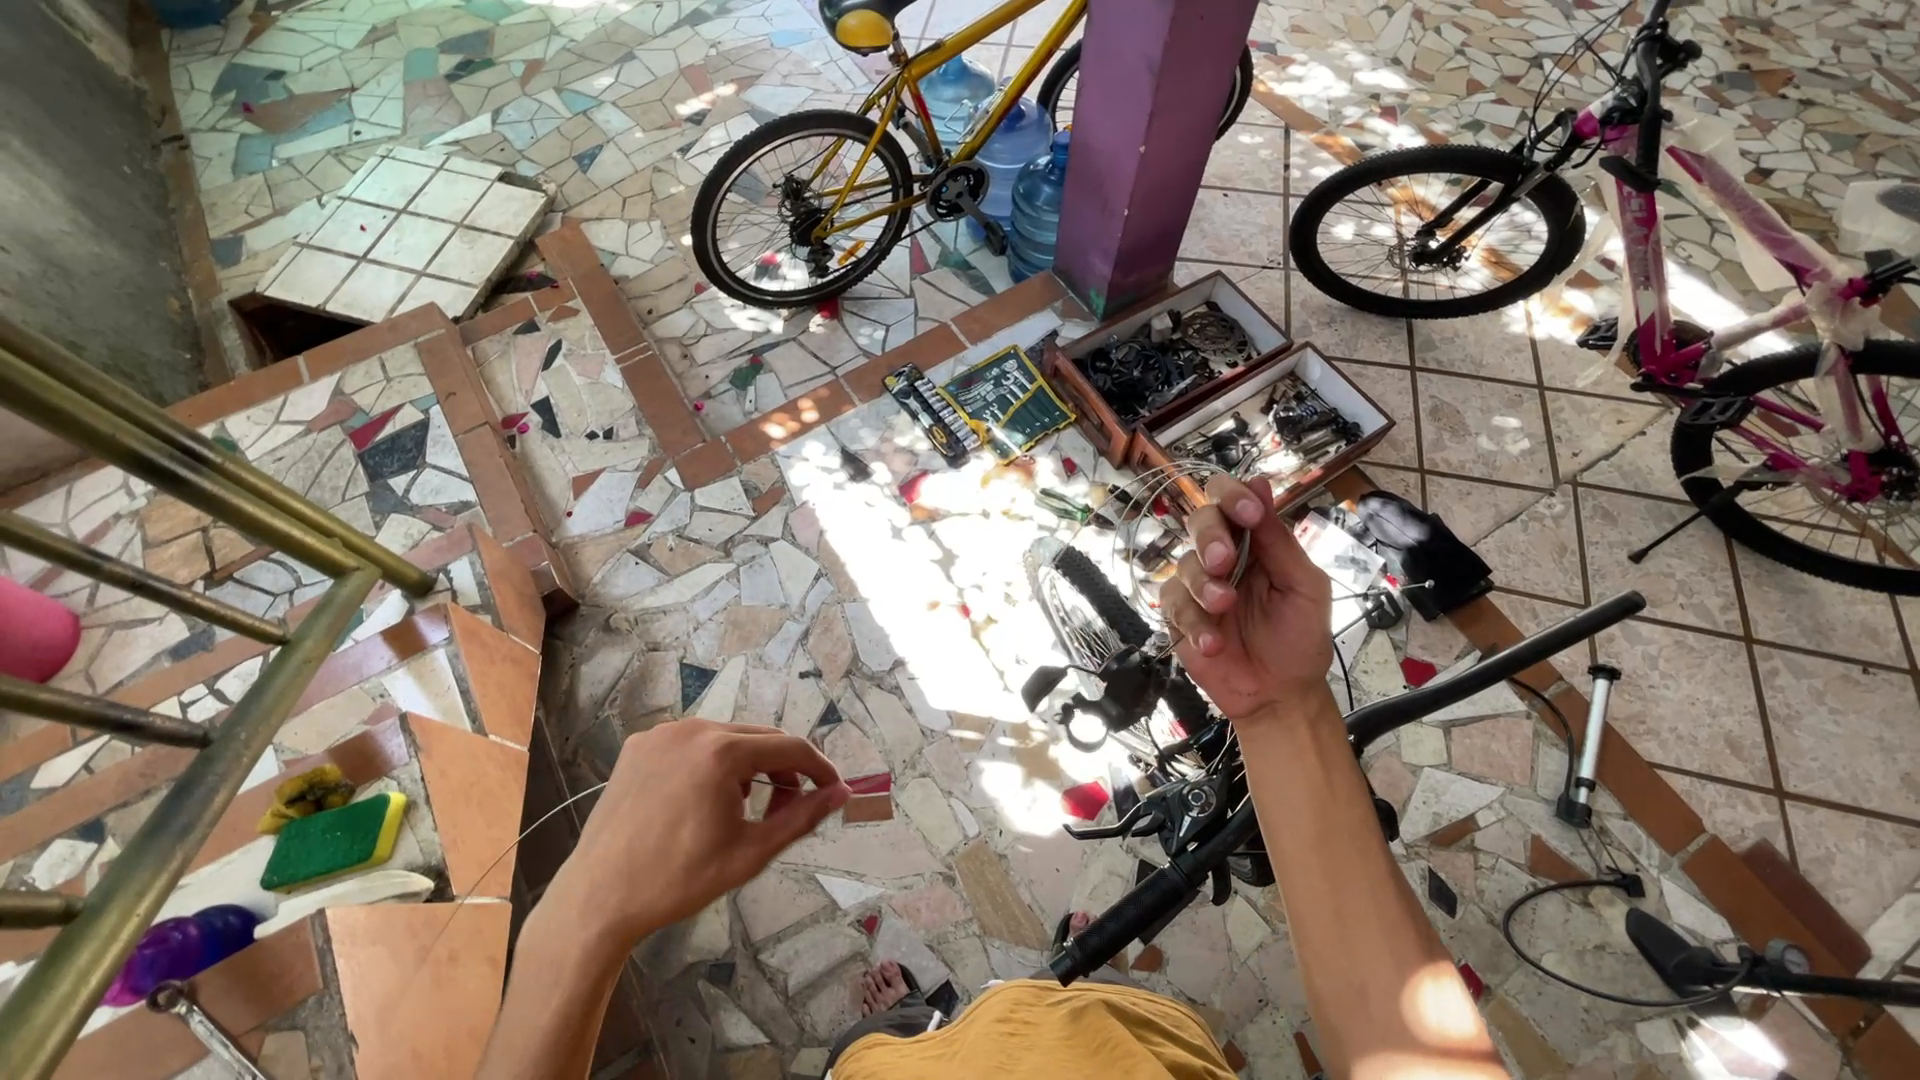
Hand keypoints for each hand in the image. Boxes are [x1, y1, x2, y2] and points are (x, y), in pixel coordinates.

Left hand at [546, 720, 849, 945]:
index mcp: (722, 752)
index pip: (790, 748)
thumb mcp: (751, 852)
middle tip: (792, 806)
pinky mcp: (639, 745)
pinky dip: (712, 762)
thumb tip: (842, 793)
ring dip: (749, 764)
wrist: (599, 897)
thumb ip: (802, 816)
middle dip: (784, 768)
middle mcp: (693, 729)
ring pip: (727, 738)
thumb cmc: (679, 879)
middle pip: (760, 738)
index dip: (819, 769)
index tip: (834, 791)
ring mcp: (662, 734)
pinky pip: (693, 743)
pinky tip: (705, 798)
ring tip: (746, 806)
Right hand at [1157, 475, 1332, 720]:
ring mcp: (1197, 587)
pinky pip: (1172, 605)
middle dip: (1210, 538)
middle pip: (1199, 522)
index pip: (1231, 500)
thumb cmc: (1300, 638)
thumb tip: (1261, 482)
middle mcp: (1222, 557)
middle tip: (1225, 561)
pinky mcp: (1178, 617)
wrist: (1281, 694)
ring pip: (1183, 565)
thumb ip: (1279, 540)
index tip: (1248, 512)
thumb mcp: (1305, 586)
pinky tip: (1214, 644)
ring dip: (1204, 586)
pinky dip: (1193, 623)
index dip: (1232, 496)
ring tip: (1225, 608)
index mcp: (1255, 542)